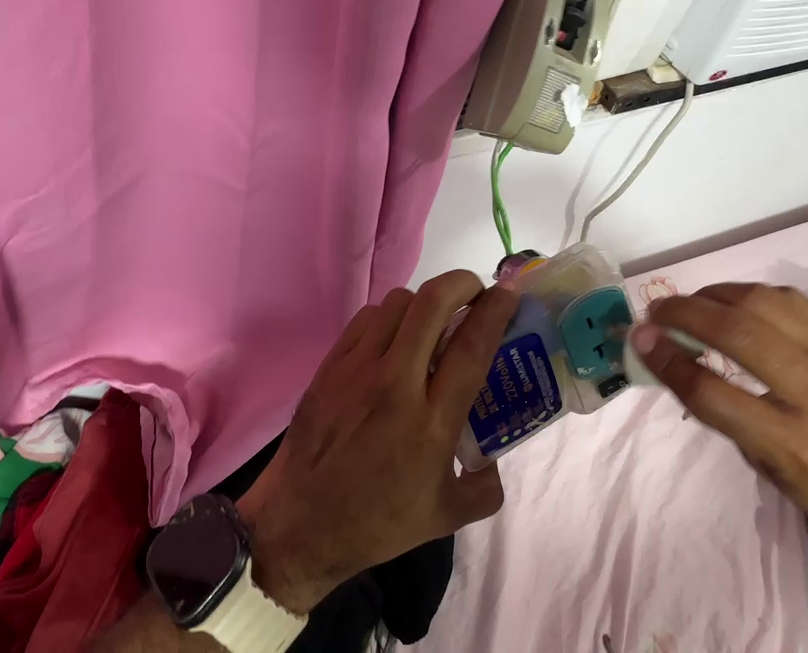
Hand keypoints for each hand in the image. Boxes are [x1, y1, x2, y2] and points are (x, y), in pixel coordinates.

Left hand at [235, 271, 520, 612]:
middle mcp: (396, 385)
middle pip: (433, 304)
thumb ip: (485, 485)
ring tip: (434, 320)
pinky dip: (389, 316)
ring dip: (424, 302)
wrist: (300, 524)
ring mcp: (358, 370)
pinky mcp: (331, 366)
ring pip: (398, 303)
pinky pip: (366, 318)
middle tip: (475, 293)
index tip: (508, 295)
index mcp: (432, 422)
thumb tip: (496, 456)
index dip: (495, 310)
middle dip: (462, 283)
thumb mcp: (447, 516)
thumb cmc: (377, 522)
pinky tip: (394, 338)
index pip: (471, 347)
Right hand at [631, 283, 807, 568]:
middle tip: (655, 313)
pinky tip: (739, 303)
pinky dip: (755, 296)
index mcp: (797, 443)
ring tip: (692, 303)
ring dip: (716, 295)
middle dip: (682, 313)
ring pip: (765, 303)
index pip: (712, 391)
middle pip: (734, 331)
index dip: (667, 362)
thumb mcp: (784, 480)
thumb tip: (689, 373)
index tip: (640, 343)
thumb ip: (735, 424)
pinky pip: (796, 303)